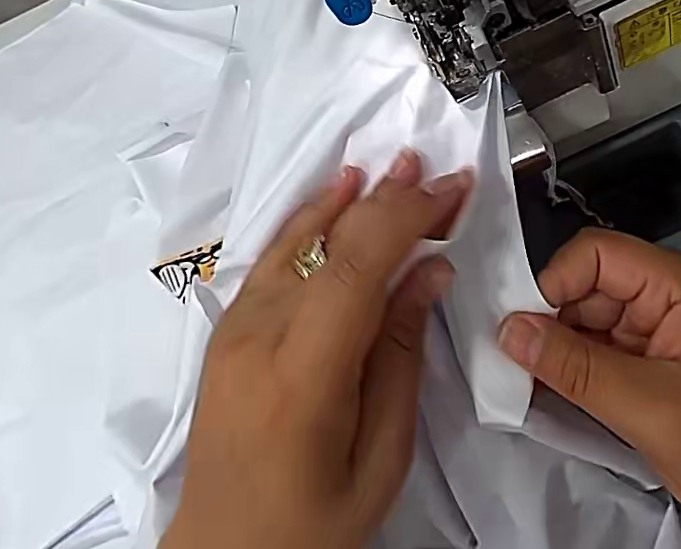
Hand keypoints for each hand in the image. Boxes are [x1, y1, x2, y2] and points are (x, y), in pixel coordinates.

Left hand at [163, 151, 468, 548]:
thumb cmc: (313, 525)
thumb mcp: (380, 457)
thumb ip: (401, 354)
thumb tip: (430, 272)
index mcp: (302, 374)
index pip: (359, 266)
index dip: (407, 217)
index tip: (452, 190)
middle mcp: (259, 334)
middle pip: (331, 243)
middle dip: (389, 199)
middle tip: (432, 169)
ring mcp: (236, 324)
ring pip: (300, 237)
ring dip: (352, 197)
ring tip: (393, 167)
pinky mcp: (228, 324)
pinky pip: (275, 253)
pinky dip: (312, 216)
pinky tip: (338, 191)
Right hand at [498, 229, 680, 548]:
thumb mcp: (656, 413)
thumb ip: (578, 368)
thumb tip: (508, 330)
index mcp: (676, 284)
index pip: (596, 253)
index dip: (555, 281)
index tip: (522, 329)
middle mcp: (664, 296)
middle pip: (587, 284)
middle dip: (550, 319)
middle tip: (516, 362)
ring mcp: (659, 332)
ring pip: (586, 318)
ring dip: (559, 348)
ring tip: (528, 382)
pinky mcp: (652, 365)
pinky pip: (598, 350)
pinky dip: (574, 368)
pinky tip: (551, 392)